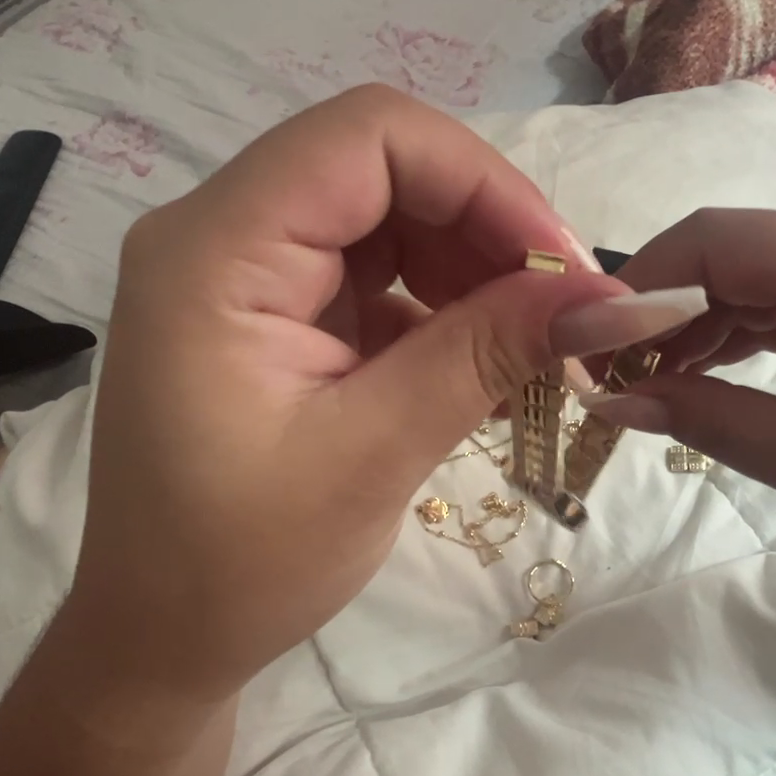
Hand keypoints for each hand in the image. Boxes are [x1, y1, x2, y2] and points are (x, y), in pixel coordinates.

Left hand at [69, 87, 703, 701]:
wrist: (163, 638)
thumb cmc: (243, 566)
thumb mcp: (373, 456)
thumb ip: (485, 357)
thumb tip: (612, 299)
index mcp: (214, 252)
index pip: (366, 137)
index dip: (482, 182)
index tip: (560, 268)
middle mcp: (220, 236)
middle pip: (381, 170)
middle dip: (487, 229)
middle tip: (563, 312)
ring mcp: (246, 274)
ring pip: (388, 220)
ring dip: (472, 269)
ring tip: (533, 344)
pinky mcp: (274, 315)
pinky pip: (374, 274)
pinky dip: (440, 305)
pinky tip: (482, 358)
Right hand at [584, 208, 775, 571]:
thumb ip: (708, 420)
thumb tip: (610, 402)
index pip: (712, 241)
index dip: (636, 285)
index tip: (585, 342)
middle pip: (729, 250)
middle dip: (659, 308)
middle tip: (609, 374)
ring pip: (754, 274)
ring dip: (695, 322)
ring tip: (648, 382)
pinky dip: (740, 331)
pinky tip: (707, 371)